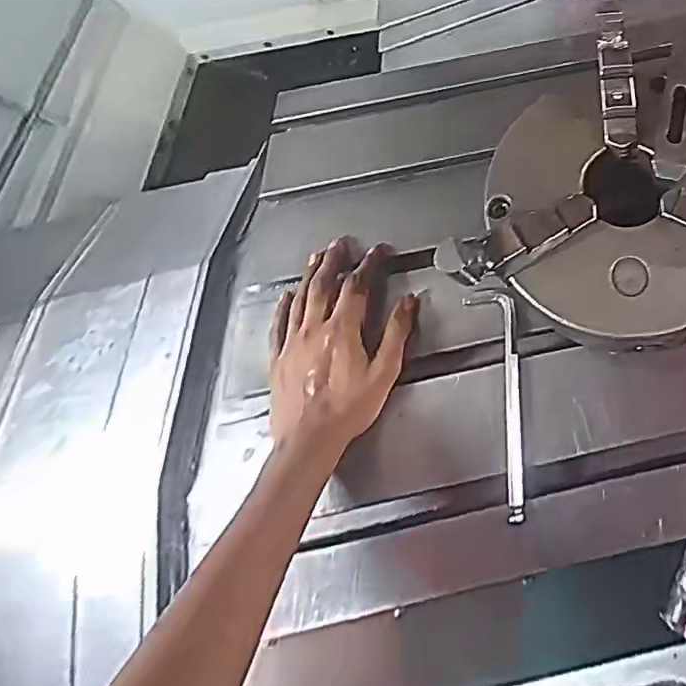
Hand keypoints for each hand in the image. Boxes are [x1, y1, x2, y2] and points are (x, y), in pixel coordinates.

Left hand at [268, 237, 418, 462]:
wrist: (308, 440)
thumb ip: (397, 333)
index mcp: (342, 331)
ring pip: (300, 299)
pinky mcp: (279, 359)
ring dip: (310, 274)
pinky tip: (287, 296)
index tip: (378, 253)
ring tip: (317, 258)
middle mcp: (314, 331)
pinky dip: (284, 305)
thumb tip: (407, 303)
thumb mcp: (385, 371)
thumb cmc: (348, 409)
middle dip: (334, 261)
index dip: (369, 265)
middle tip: (341, 244)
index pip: (356, 287)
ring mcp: (292, 343)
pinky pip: (280, 324)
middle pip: (323, 285)